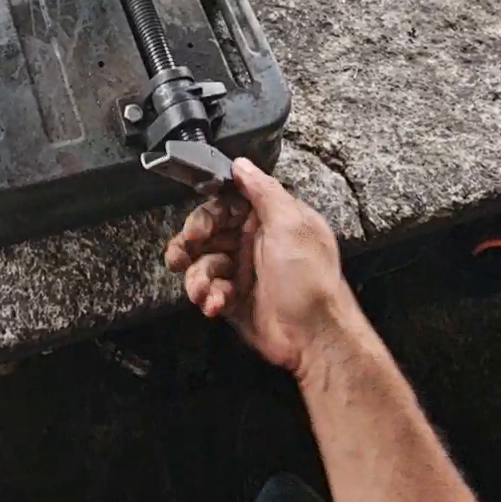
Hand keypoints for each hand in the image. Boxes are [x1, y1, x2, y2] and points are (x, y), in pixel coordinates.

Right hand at [163, 158, 359, 376]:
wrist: (315, 337)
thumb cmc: (309, 280)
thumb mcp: (290, 225)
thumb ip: (264, 190)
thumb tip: (242, 164)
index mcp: (269, 220)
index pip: (226, 204)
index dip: (207, 213)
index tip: (197, 228)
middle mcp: (254, 242)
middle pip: (207, 232)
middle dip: (191, 242)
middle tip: (185, 252)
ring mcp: (243, 271)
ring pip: (202, 262)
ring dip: (197, 275)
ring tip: (201, 289)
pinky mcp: (234, 298)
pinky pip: (208, 290)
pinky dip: (207, 297)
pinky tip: (215, 304)